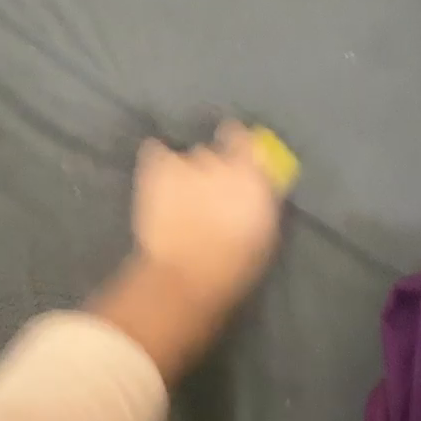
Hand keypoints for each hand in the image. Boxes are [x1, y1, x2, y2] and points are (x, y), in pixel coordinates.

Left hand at [90, 122, 291, 381]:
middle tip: (207, 197)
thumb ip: (261, 202)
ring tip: (180, 198)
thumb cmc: (233, 266)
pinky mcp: (157, 168)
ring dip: (185, 173)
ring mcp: (187, 162)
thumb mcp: (264, 235)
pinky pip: (156, 152)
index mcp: (251, 176)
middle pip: (216, 154)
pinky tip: (157, 180)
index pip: (248, 143)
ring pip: (187, 158)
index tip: (237, 158)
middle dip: (212, 170)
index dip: (241, 148)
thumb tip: (258, 186)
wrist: (184, 277)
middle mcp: (222, 161)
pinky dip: (157, 161)